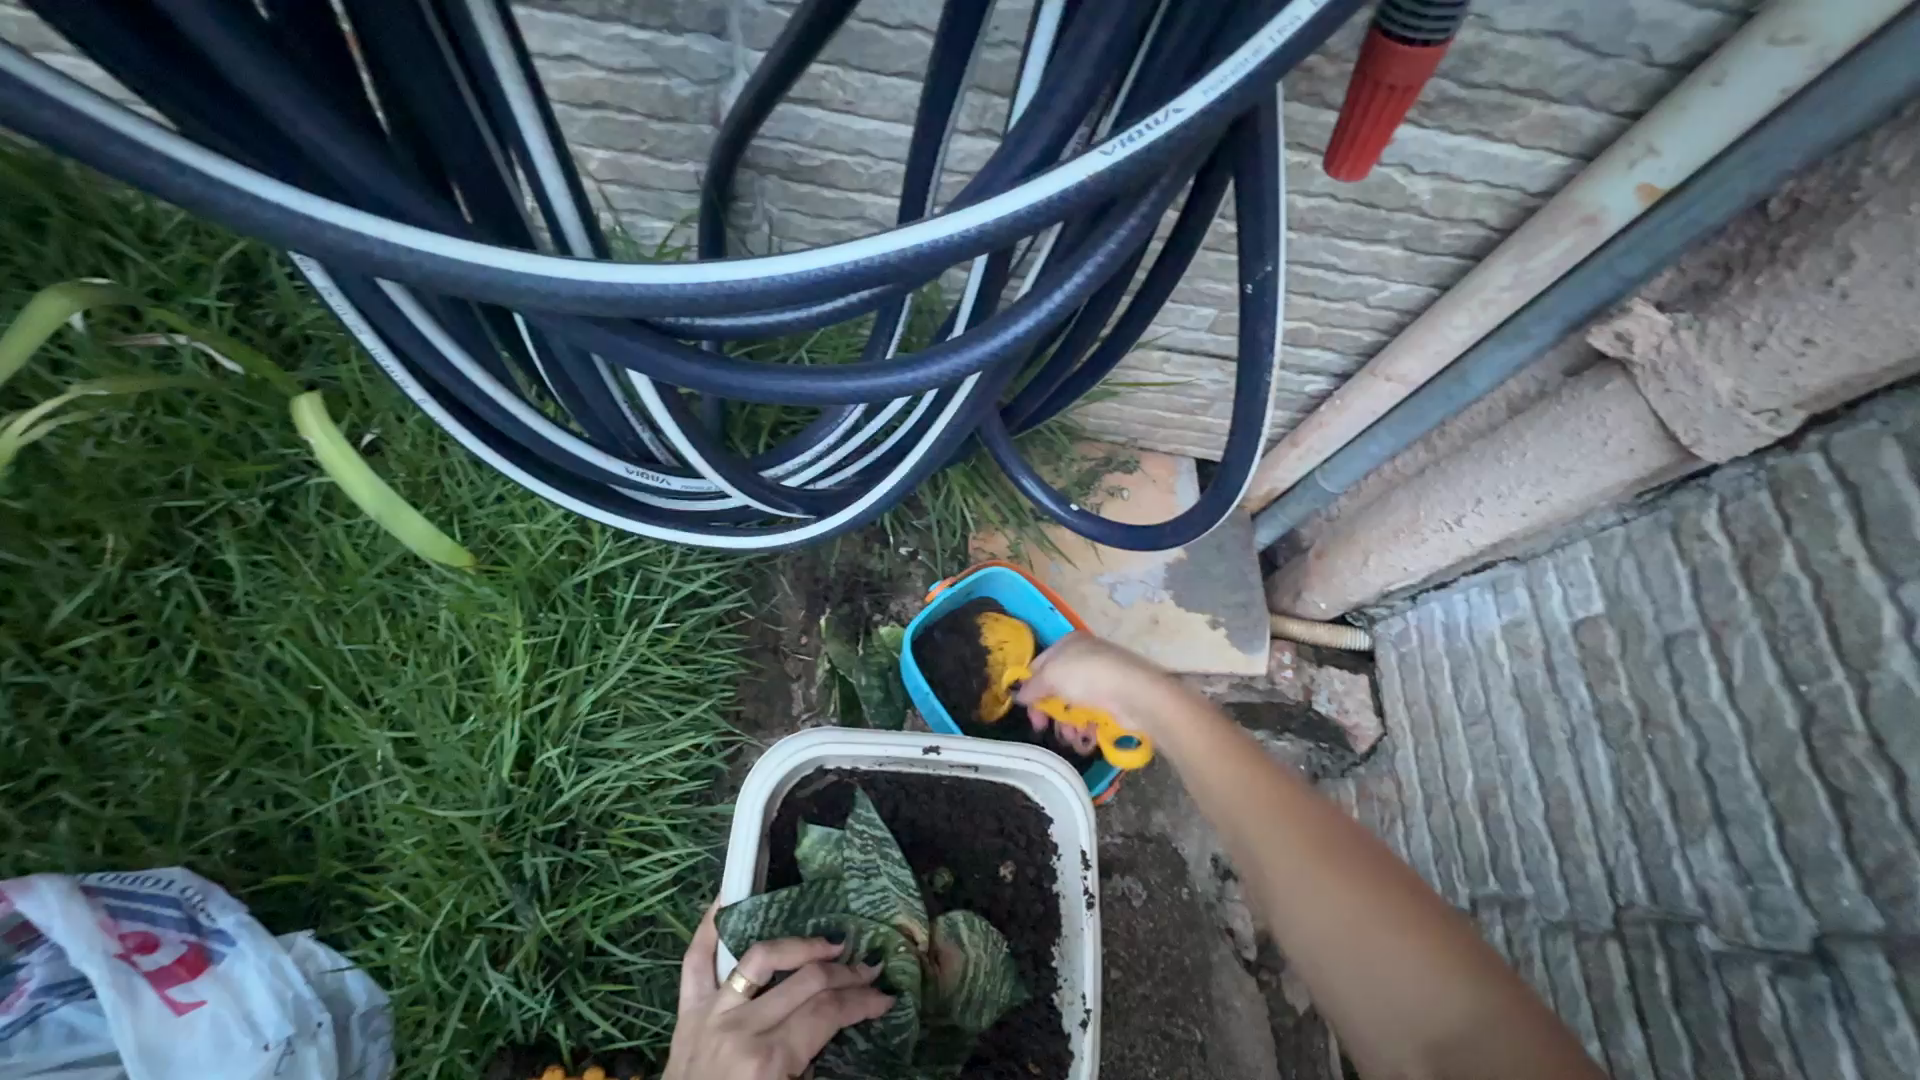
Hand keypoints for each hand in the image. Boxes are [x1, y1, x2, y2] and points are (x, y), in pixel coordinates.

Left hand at [663, 902, 894, 1079]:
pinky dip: (709, 926)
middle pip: (806, 980)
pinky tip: (727, 898)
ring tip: (830, 944)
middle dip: (847, 973)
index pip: (828, 1012)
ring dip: (802, 944)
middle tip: (871, 969)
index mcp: (768, 1061)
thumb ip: (815, 1064)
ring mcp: (711, 1014)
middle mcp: (741, 1028)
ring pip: (763, 957)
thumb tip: (841, 1030)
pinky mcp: (687, 1012)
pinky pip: (695, 961)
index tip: (885, 998)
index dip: (863, 1001)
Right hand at [1014, 632, 1178, 741]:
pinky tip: (1085, 739)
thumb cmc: (1087, 676)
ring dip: (1066, 725)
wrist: (1133, 693)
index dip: (1030, 687)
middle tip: (1043, 728)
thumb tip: (1019, 696)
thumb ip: (1032, 686)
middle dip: (1049, 711)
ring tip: (1071, 737)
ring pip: (1072, 706)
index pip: (1039, 665)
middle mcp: (1084, 659)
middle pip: (1055, 689)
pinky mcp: (1113, 703)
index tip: (1027, 709)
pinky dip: (1085, 730)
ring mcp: (1099, 682)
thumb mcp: (1051, 675)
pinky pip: (1091, 717)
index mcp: (1068, 644)